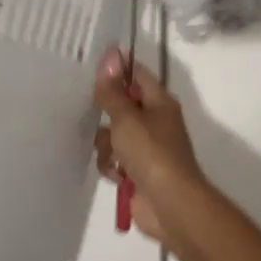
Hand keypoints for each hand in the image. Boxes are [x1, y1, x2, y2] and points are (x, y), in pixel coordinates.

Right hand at [92, 46, 206, 243]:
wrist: (170, 203)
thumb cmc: (151, 153)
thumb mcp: (126, 118)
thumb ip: (112, 91)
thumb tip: (110, 56)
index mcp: (159, 103)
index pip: (137, 75)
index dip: (117, 69)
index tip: (91, 67)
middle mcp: (154, 122)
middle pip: (121, 107)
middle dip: (105, 115)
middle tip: (90, 115)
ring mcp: (146, 148)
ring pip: (113, 136)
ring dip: (107, 146)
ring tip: (112, 157)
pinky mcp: (137, 171)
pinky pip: (114, 160)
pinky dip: (112, 166)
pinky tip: (116, 176)